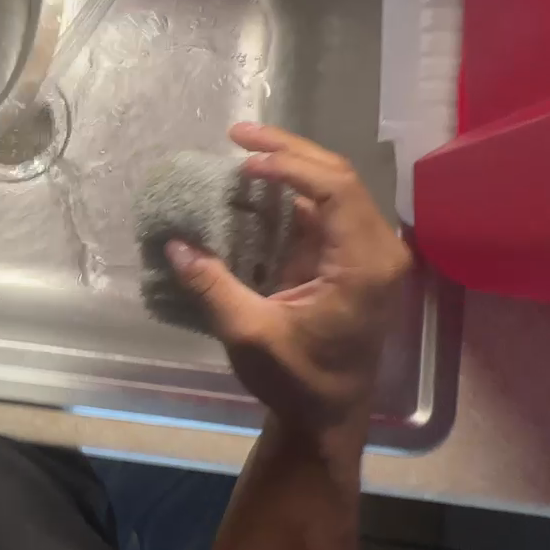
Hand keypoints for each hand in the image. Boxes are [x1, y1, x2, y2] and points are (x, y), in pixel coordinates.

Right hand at [166, 123, 410, 443]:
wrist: (326, 415)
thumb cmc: (297, 378)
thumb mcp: (248, 334)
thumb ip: (213, 286)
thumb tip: (175, 244)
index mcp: (364, 265)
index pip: (336, 191)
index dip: (289, 167)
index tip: (242, 162)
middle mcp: (374, 250)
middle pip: (338, 178)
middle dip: (287, 150)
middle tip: (236, 134)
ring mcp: (362, 253)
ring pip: (332, 188)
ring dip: (289, 164)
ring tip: (242, 148)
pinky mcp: (344, 260)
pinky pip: (321, 210)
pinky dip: (287, 190)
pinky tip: (254, 182)